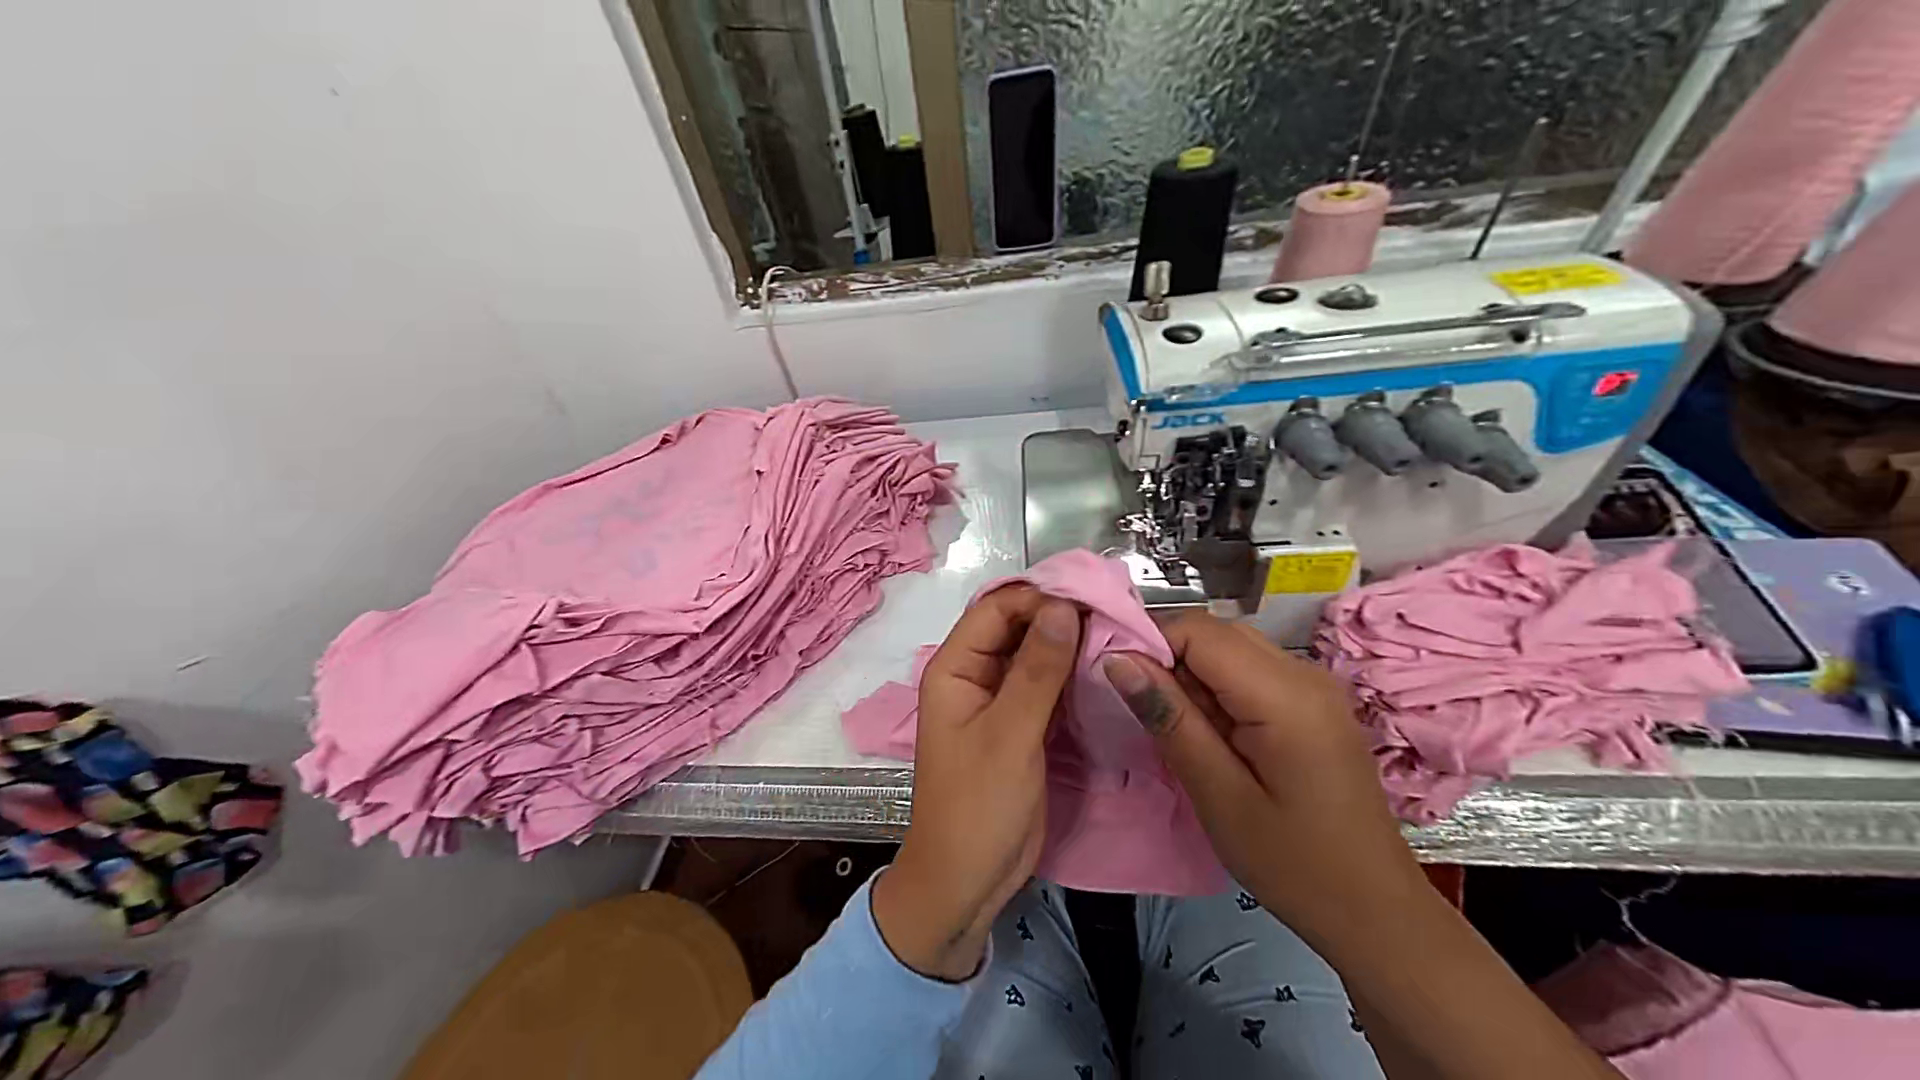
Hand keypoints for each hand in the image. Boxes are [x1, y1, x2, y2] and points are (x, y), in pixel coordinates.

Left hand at [872, 586, 1081, 979]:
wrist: (968, 880)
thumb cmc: (977, 806)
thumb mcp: (1009, 736)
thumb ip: (1037, 671)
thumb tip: (1064, 608)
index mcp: (955, 668)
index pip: (997, 609)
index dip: (1040, 596)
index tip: (1092, 595)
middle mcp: (975, 675)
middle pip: (1017, 627)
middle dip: (1060, 616)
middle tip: (1114, 611)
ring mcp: (999, 700)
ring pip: (1035, 654)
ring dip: (1070, 643)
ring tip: (1118, 631)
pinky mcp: (1022, 724)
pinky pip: (1047, 685)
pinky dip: (1072, 674)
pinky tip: (1106, 667)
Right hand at [1100, 612, 1425, 947]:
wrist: (1375, 911)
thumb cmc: (1293, 863)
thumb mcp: (1218, 795)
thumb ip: (1169, 718)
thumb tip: (1117, 659)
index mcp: (1285, 694)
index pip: (1197, 630)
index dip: (1149, 643)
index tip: (1117, 683)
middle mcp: (1304, 672)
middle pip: (1215, 633)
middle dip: (1168, 658)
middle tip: (1143, 711)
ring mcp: (1313, 686)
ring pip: (1230, 649)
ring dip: (1190, 675)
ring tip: (1173, 726)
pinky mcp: (1312, 704)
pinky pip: (1250, 671)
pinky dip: (1216, 689)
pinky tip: (1208, 733)